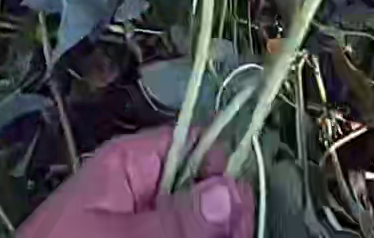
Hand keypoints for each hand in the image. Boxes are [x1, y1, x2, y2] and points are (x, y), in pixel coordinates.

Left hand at [19, 127, 254, 237]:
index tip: (242, 218)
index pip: (196, 144)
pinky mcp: (140, 237)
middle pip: (203, 193)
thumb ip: (176, 220)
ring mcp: (143, 222)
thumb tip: (233, 188)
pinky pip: (175, 234)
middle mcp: (142, 189)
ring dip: (208, 233)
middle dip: (221, 222)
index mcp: (131, 163)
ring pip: (194, 224)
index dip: (224, 175)